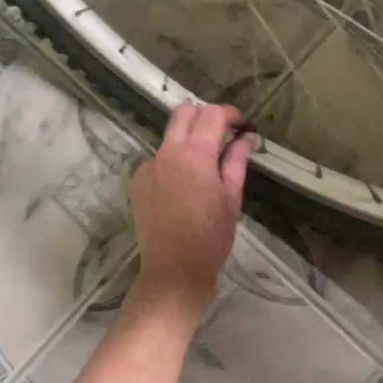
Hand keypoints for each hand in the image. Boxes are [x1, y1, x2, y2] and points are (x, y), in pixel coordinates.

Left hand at [125, 103, 254, 315]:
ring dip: (187, 138)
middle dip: (204, 115)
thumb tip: (245, 137)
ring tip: (204, 163)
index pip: (212, 114)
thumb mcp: (231, 197)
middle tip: (222, 133)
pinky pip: (157, 159)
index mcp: (194, 154)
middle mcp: (167, 152)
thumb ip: (236, 161)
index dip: (230, 114)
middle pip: (183, 112)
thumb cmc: (211, 236)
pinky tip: (182, 185)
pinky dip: (172, 161)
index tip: (241, 124)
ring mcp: (148, 165)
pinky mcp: (137, 181)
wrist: (174, 270)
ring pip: (169, 136)